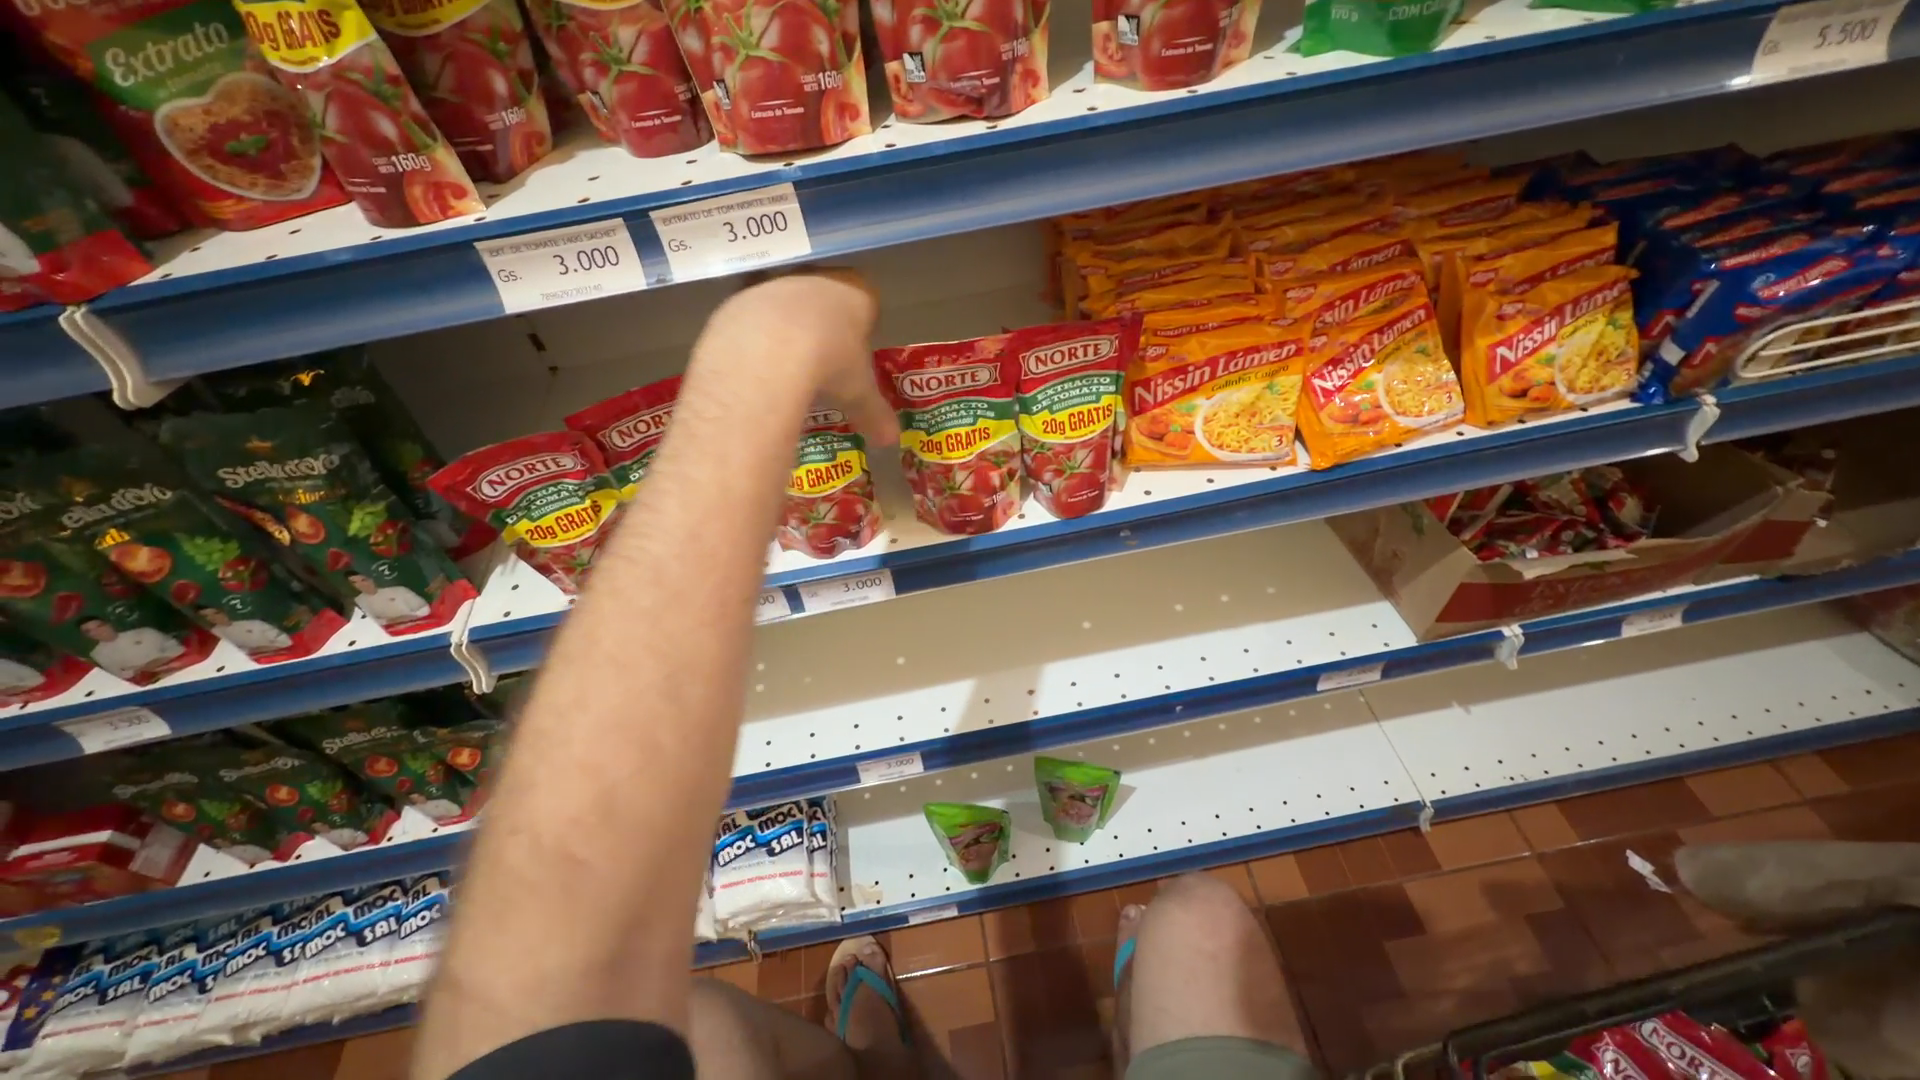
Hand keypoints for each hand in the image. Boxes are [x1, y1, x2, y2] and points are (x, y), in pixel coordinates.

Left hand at [702, 269, 897, 446]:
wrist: (767, 348)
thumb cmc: (830, 362)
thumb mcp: (858, 394)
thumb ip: (875, 414)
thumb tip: (891, 442)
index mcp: (856, 293)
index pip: (866, 301)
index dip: (861, 326)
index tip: (854, 352)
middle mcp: (817, 278)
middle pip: (824, 299)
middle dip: (822, 327)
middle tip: (821, 362)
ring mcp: (775, 284)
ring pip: (786, 304)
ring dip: (786, 330)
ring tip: (786, 367)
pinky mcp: (740, 297)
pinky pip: (752, 317)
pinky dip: (755, 337)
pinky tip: (755, 365)